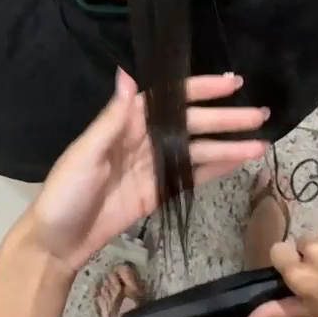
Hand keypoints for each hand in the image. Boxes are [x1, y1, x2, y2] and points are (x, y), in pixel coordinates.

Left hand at [22, 70, 267, 270]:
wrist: (57, 242)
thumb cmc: (65, 193)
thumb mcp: (85, 154)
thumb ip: (112, 119)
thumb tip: (126, 74)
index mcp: (125, 124)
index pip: (169, 100)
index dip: (200, 91)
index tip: (230, 84)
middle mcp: (143, 141)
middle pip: (191, 126)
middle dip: (225, 120)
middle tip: (259, 115)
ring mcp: (153, 168)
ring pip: (197, 152)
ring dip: (228, 147)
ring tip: (260, 143)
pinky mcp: (157, 194)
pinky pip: (191, 177)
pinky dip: (215, 170)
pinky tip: (239, 163)